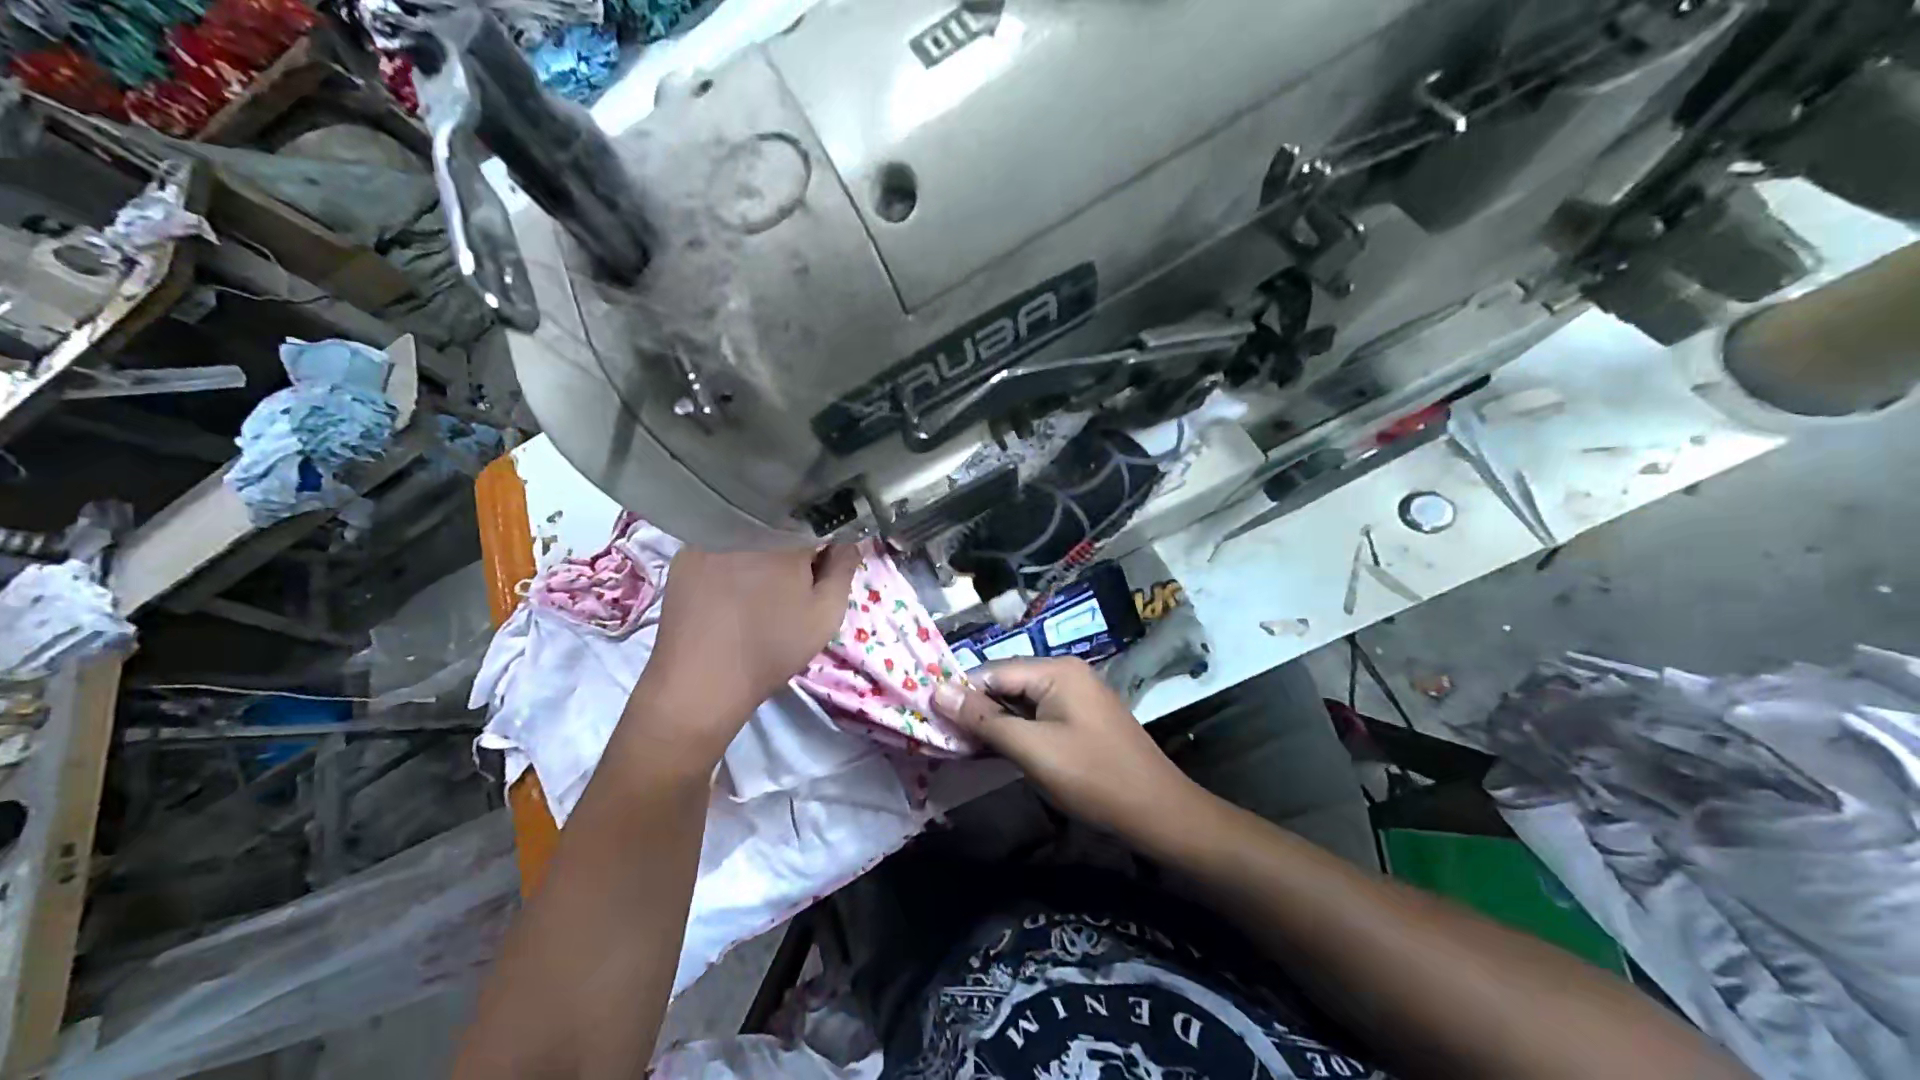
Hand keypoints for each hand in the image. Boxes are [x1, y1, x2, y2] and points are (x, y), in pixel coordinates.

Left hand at [630, 545, 861, 760]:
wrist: (700, 683)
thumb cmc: (771, 649)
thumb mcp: (825, 614)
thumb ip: (844, 569)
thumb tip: (850, 540)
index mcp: (783, 536)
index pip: (817, 521)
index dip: (825, 543)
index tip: (825, 567)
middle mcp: (744, 526)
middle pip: (781, 523)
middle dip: (793, 546)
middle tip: (793, 582)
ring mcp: (708, 538)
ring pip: (749, 532)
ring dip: (761, 550)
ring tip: (761, 586)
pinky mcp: (684, 556)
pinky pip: (720, 545)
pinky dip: (731, 558)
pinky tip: (731, 588)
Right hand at [931, 657, 1203, 838]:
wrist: (1157, 812)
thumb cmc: (1092, 777)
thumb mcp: (1031, 748)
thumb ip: (983, 719)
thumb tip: (936, 691)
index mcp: (1056, 671)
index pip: (993, 671)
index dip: (960, 693)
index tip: (929, 718)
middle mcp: (1066, 674)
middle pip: (1006, 684)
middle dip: (975, 709)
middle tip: (942, 737)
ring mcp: (1075, 698)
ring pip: (1019, 704)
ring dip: (993, 724)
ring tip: (961, 747)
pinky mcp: (1080, 721)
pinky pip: (1037, 718)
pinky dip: (1015, 733)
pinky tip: (995, 752)